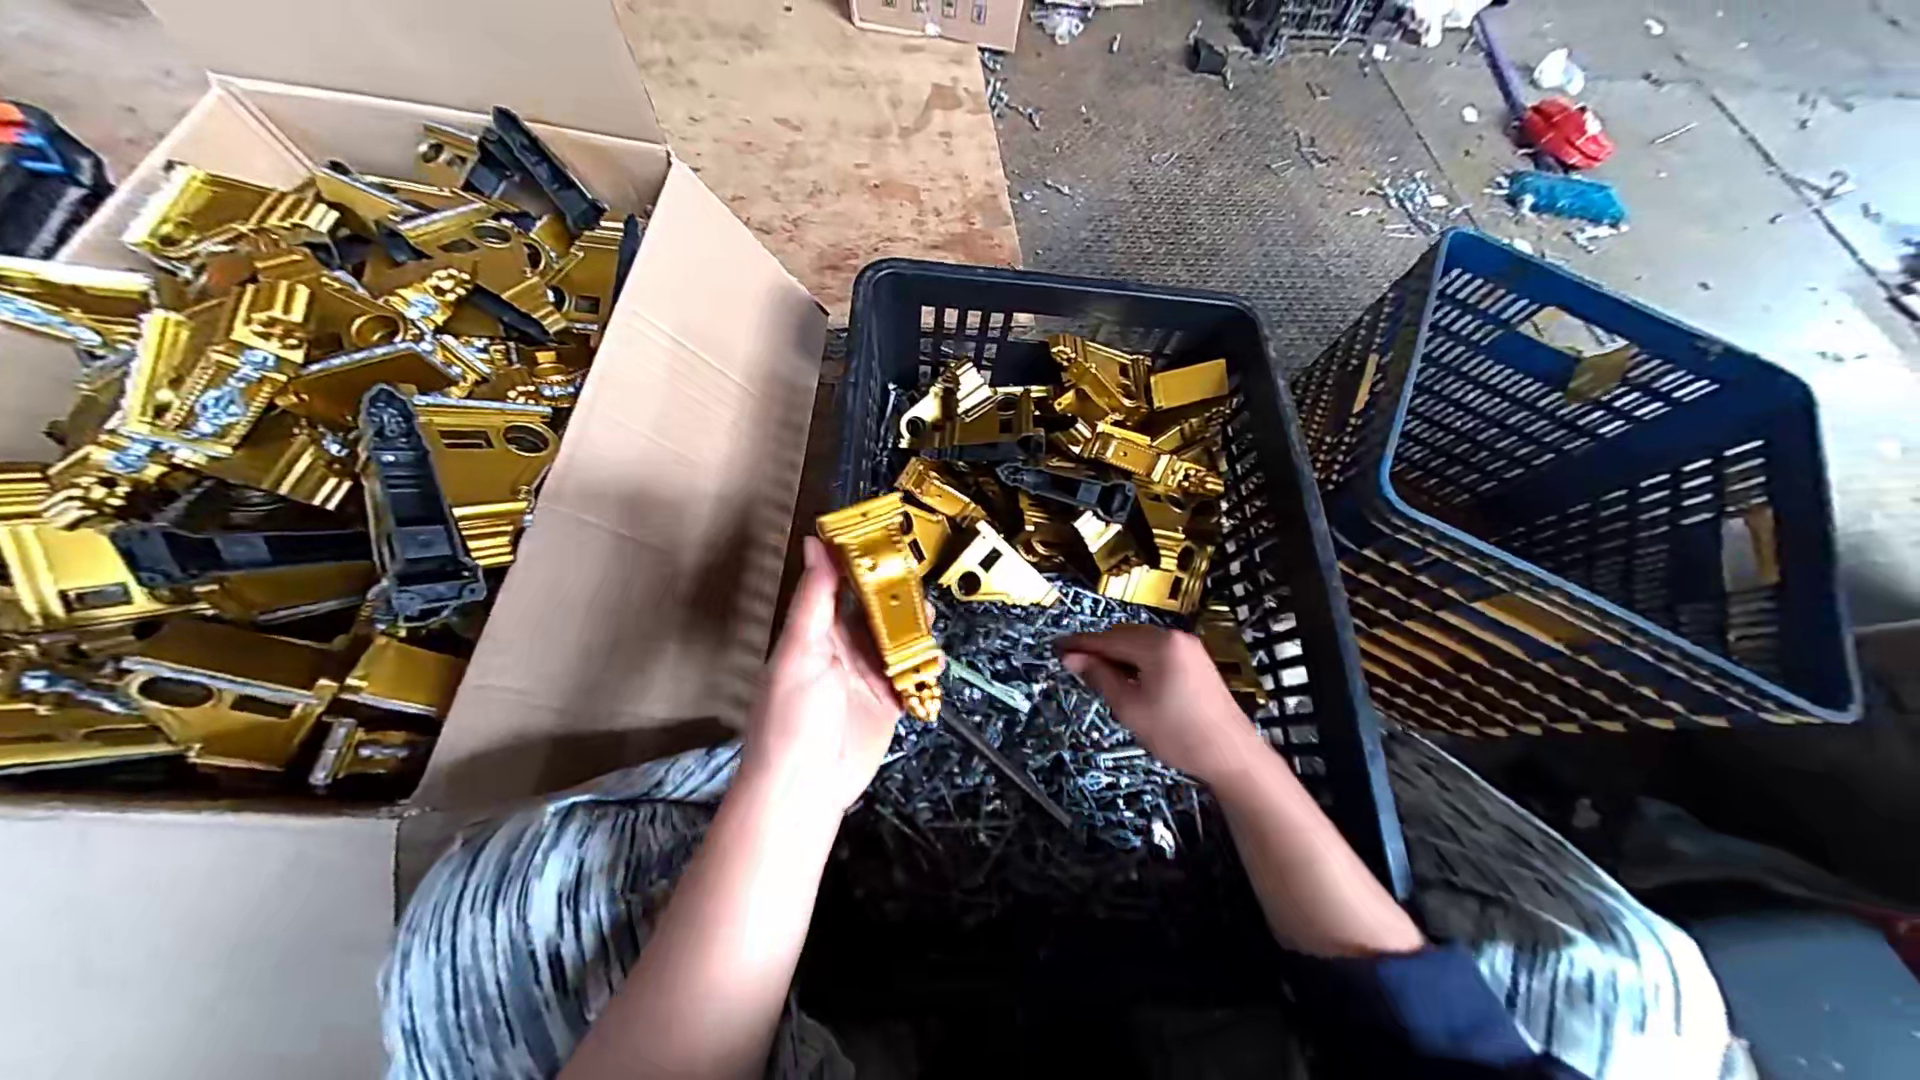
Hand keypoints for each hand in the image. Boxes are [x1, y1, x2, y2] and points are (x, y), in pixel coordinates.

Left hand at [741, 537, 902, 814]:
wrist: (806, 788)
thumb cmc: (788, 722)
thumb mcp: (801, 650)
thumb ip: (814, 599)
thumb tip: (813, 547)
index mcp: (817, 630)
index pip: (842, 583)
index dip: (863, 561)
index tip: (885, 540)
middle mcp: (843, 649)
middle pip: (879, 610)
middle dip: (899, 595)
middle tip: (917, 582)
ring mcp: (866, 675)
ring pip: (900, 639)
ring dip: (916, 629)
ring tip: (928, 619)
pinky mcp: (887, 701)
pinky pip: (913, 674)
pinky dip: (925, 664)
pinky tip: (931, 659)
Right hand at [1057, 625, 1266, 786]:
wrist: (1232, 756)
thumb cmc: (1177, 734)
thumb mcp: (1130, 708)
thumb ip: (1099, 677)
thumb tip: (1072, 658)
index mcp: (1158, 645)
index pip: (1108, 639)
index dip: (1080, 644)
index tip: (1057, 648)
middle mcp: (1174, 637)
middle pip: (1125, 635)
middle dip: (1098, 647)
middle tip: (1074, 662)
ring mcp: (1189, 648)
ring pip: (1140, 642)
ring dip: (1117, 653)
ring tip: (1097, 672)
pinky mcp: (1196, 661)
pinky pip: (1156, 650)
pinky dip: (1137, 659)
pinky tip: (1128, 677)